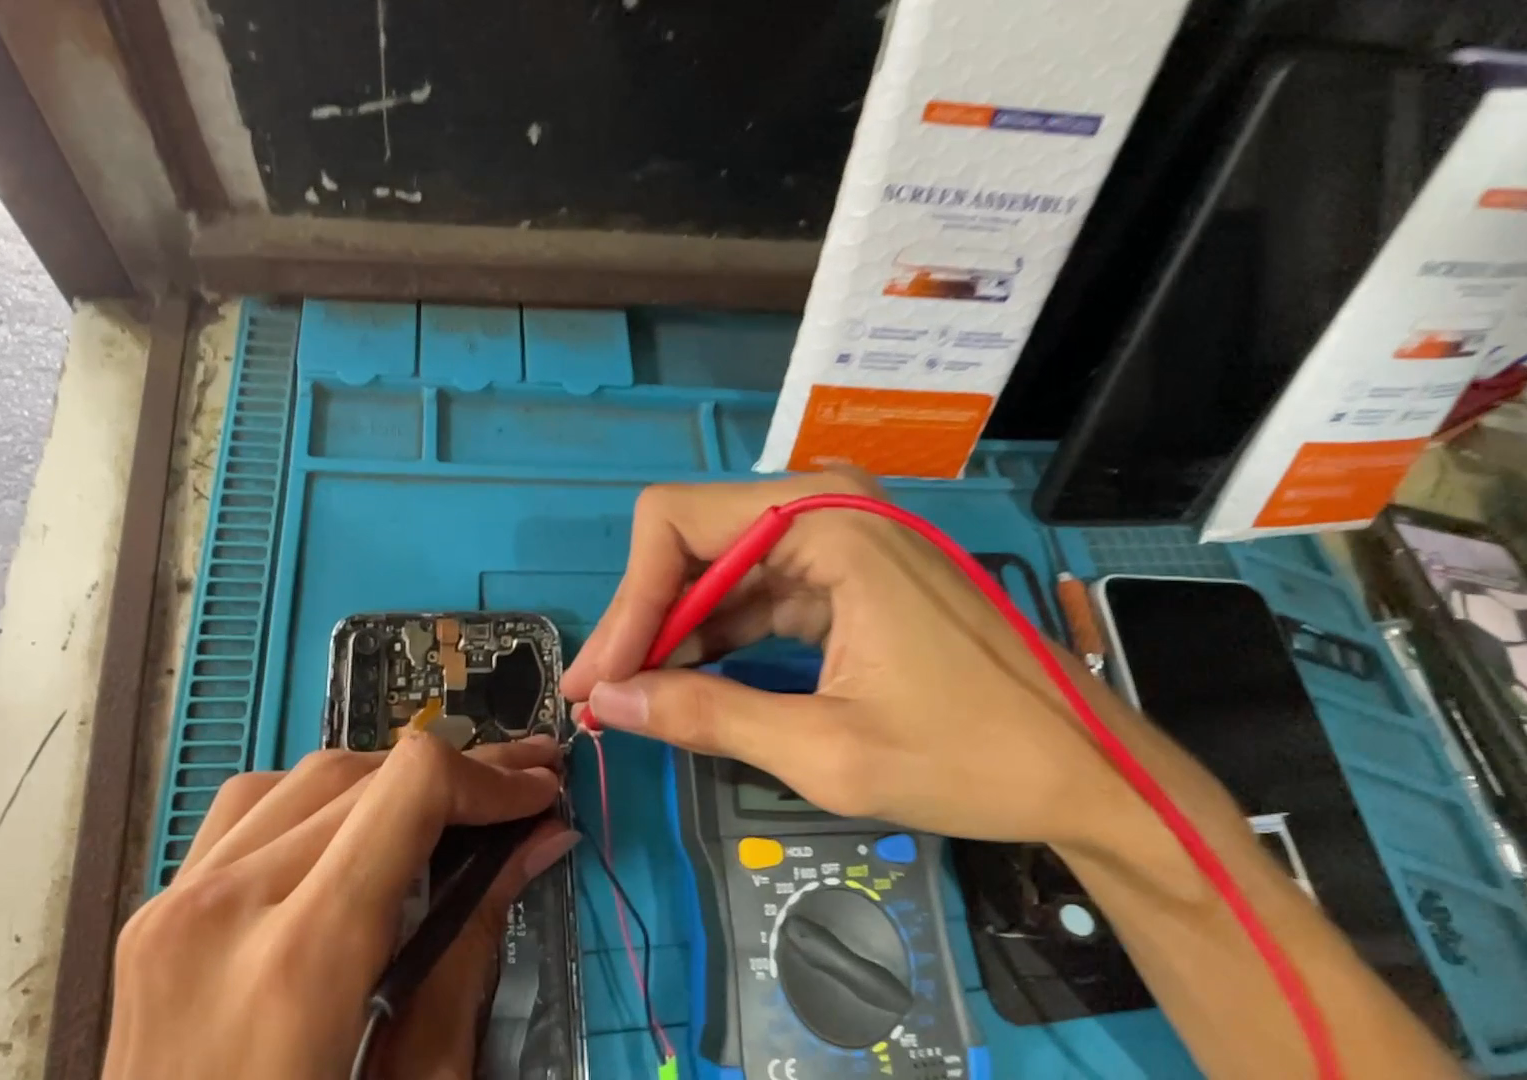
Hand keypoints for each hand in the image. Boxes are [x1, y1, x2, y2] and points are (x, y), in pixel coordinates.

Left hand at [103, 735, 579, 1079]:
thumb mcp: (422, 1078)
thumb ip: (474, 943)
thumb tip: (540, 839)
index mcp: (301, 962)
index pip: (408, 791)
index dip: (489, 776)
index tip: (538, 792)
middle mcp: (224, 908)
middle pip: (363, 775)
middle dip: (455, 774)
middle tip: (518, 790)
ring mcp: (174, 905)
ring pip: (305, 778)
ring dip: (386, 783)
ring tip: (444, 812)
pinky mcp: (154, 913)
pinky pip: (247, 809)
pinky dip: (315, 801)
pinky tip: (350, 833)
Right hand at [563, 470, 1140, 849]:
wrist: (1089, 773)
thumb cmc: (970, 758)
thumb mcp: (826, 749)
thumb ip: (705, 715)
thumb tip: (607, 700)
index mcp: (825, 523)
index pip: (676, 524)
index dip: (628, 602)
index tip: (601, 680)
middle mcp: (826, 506)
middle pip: (692, 540)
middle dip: (645, 619)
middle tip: (605, 696)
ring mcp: (840, 536)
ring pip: (720, 568)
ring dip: (675, 631)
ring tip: (635, 698)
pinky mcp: (849, 571)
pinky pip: (759, 590)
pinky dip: (719, 636)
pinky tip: (689, 681)